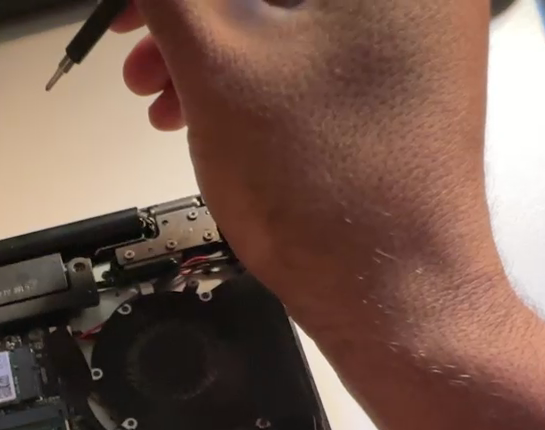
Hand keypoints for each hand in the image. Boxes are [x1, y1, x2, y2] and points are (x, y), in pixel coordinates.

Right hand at [114, 1, 517, 348]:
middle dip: (193, 16)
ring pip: (288, 16)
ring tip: (159, 98)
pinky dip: (253, 73)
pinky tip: (206, 110)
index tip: (132, 11)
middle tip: (138, 54)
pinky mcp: (398, 80)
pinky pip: (311, 52)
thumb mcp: (221, 71)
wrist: (391, 288)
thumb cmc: (323, 185)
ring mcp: (411, 30)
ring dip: (212, 48)